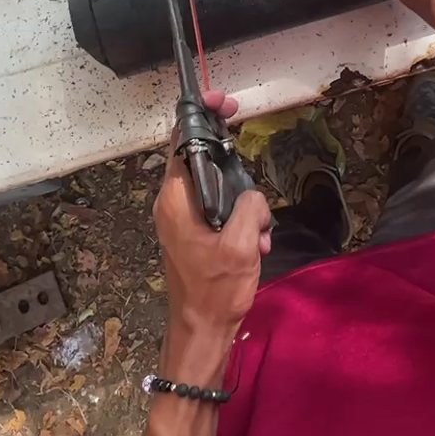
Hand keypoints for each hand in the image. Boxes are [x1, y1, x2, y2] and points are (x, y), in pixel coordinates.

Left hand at [153, 90, 271, 350]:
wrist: (200, 334)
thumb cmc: (215, 290)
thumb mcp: (241, 244)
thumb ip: (249, 205)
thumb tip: (251, 194)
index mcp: (176, 199)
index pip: (182, 140)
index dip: (201, 115)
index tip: (223, 101)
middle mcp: (173, 203)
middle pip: (199, 158)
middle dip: (231, 158)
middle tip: (253, 158)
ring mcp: (182, 219)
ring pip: (215, 186)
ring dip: (243, 199)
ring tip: (261, 229)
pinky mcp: (193, 233)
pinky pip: (217, 209)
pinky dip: (239, 218)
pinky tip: (257, 242)